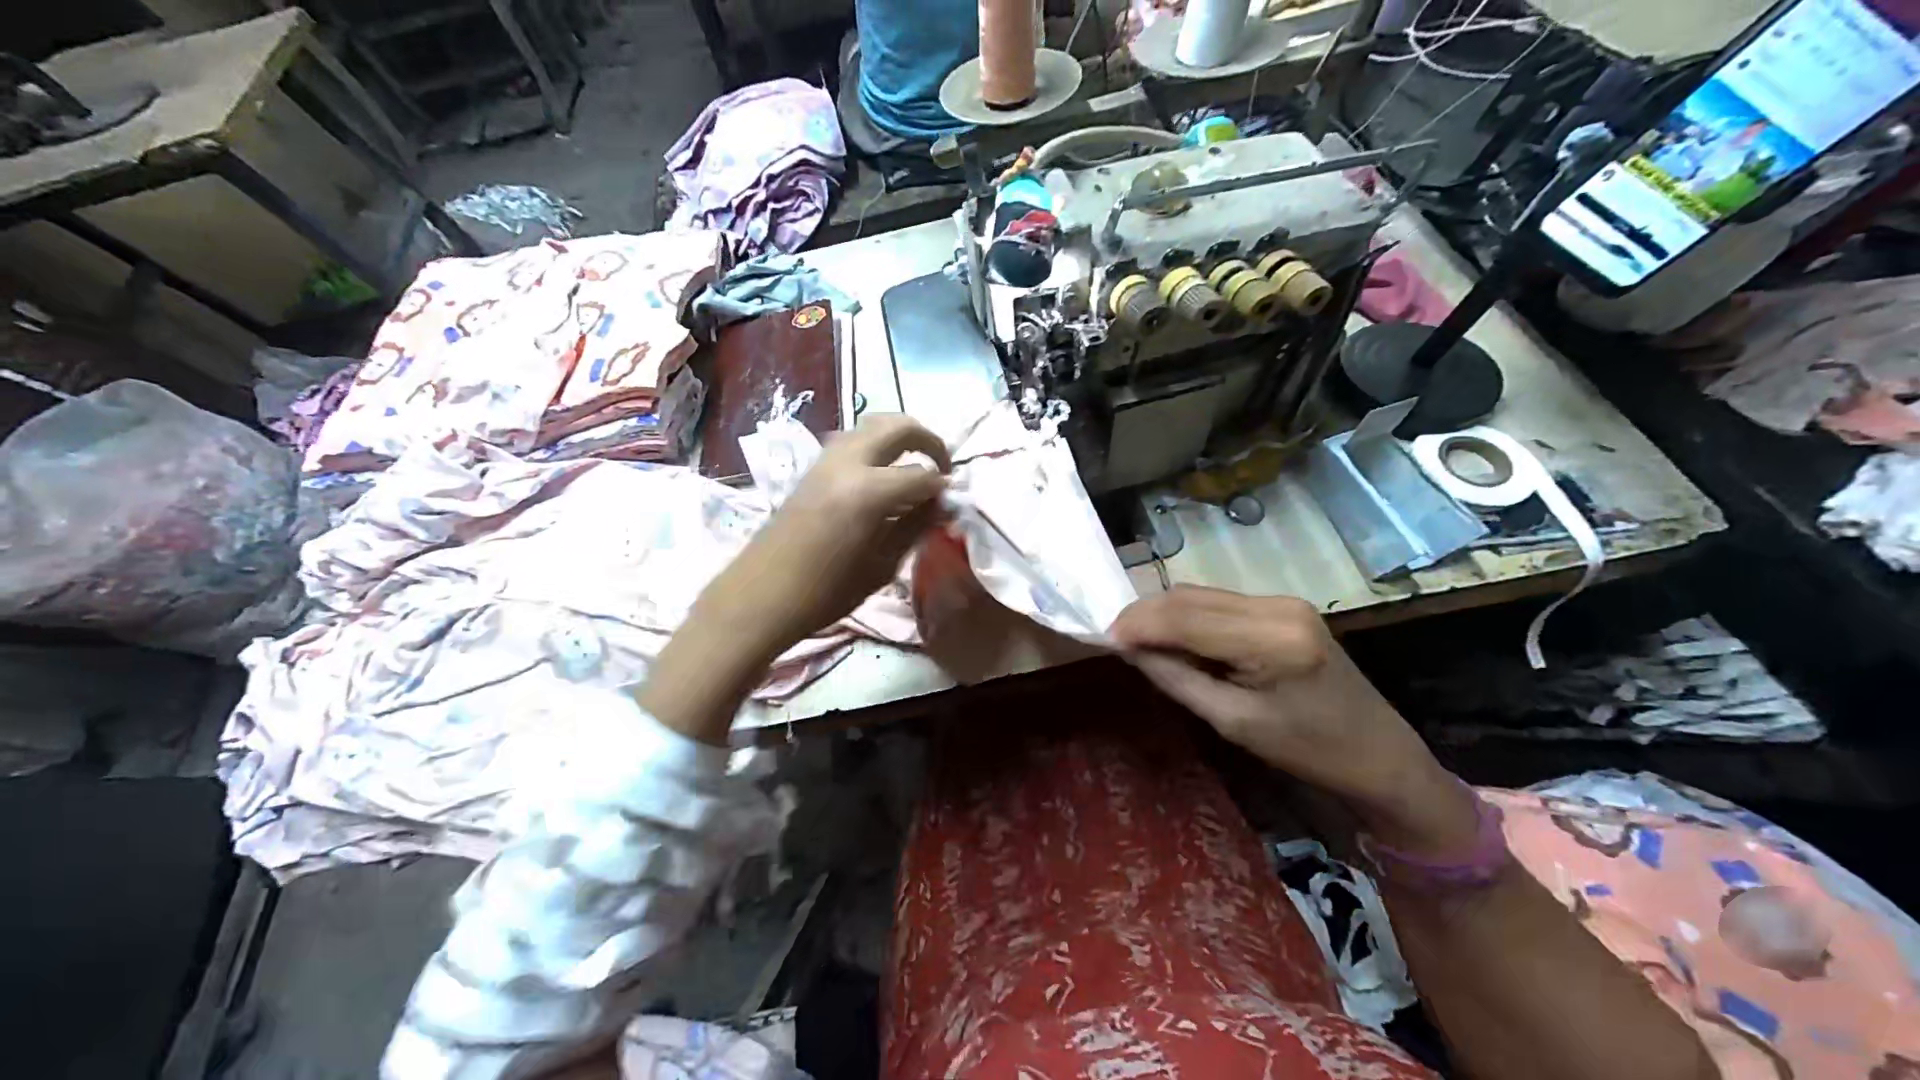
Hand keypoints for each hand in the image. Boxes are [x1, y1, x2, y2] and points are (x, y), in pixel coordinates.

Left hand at [709, 414, 950, 653]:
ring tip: (913, 469)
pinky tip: (882, 477)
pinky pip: (853, 440)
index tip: (951, 501)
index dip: (942, 487)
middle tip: (941, 468)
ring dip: (899, 438)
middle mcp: (848, 462)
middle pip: (899, 426)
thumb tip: (940, 503)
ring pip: (872, 425)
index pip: (922, 474)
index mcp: (868, 491)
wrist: (761, 595)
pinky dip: (876, 447)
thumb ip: (914, 527)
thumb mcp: (881, 566)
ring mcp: (826, 460)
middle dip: (928, 441)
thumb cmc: (826, 592)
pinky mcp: (812, 468)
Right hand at [1110, 586, 1476, 854]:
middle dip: (1145, 614)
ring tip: (1139, 643)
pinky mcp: (1282, 607)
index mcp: (1270, 639)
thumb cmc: (1308, 751)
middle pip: (1189, 596)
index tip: (1102, 639)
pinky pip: (1219, 603)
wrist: (1379, 753)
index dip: (1137, 624)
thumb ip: (1176, 678)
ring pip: (1200, 595)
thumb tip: (1128, 649)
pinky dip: (1188, 617)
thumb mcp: (1232, 722)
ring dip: (1164, 614)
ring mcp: (1282, 601)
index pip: (1184, 617)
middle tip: (1114, 641)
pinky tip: (1176, 640)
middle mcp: (1276, 606)